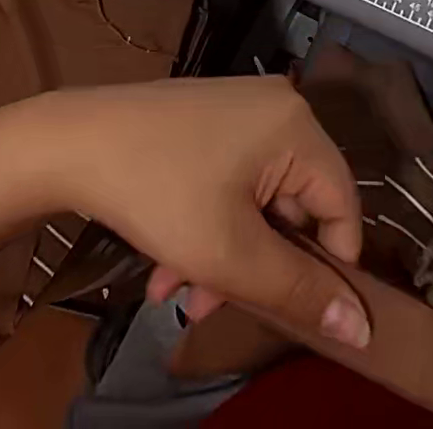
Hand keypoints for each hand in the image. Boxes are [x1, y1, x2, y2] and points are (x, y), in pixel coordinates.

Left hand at [24, 77, 370, 347]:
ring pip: (256, 197)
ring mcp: (241, 107)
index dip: (325, 265)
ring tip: (179, 292)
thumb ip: (300, 292)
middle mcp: (277, 106)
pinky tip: (168, 262)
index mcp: (296, 126)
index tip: (292, 307)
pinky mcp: (211, 115)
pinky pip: (231, 175)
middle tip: (214, 304)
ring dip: (226, 252)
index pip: (342, 206)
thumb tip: (360, 327)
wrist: (72, 140)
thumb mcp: (231, 254)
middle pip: (293, 203)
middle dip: (258, 263)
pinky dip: (211, 219)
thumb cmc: (158, 192)